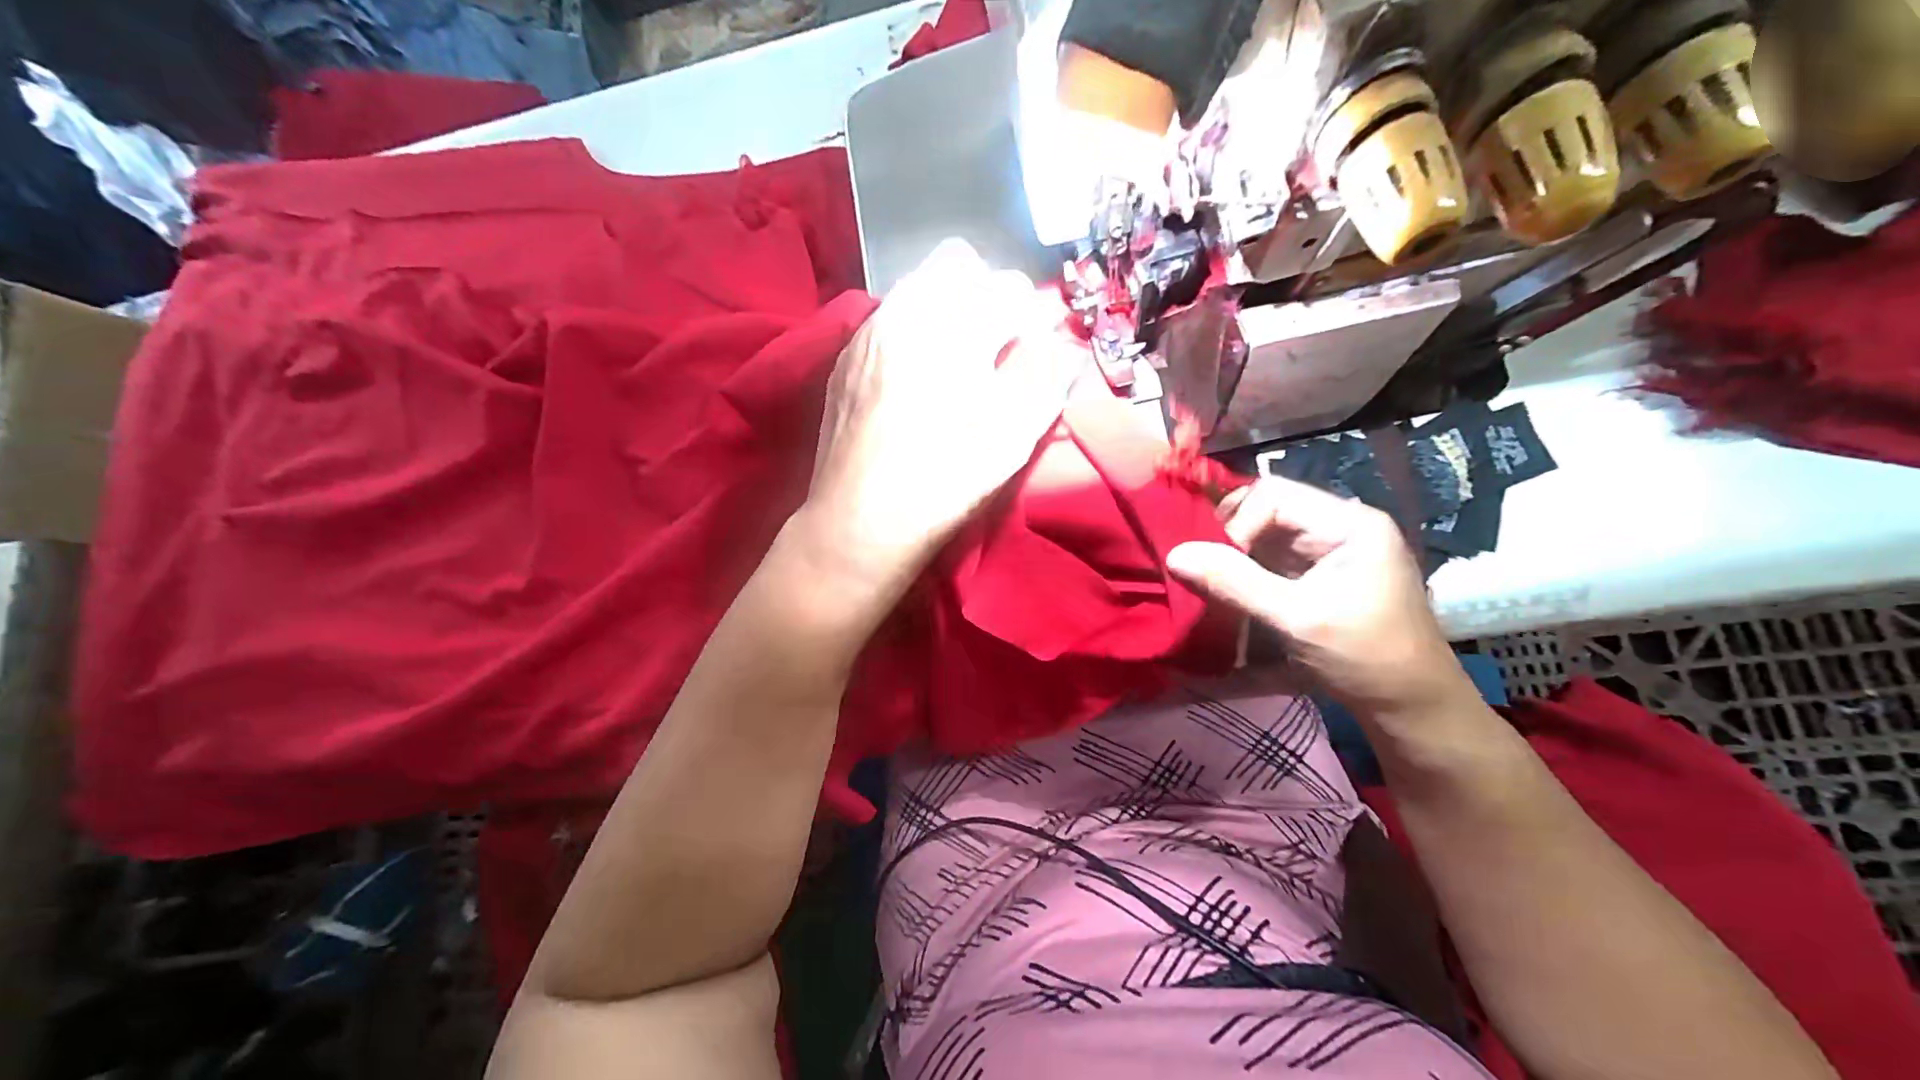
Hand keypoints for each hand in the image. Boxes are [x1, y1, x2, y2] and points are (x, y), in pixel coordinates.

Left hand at [797, 241, 1080, 598]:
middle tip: (1000, 343)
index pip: (1010, 288)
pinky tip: (919, 375)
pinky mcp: (845, 358)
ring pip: (918, 285)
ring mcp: (867, 332)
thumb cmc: (943, 483)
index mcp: (954, 329)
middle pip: (959, 264)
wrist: (858, 523)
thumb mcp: (1013, 437)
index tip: (1037, 348)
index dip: (1033, 317)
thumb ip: (1046, 379)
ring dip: (950, 306)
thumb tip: (1062, 347)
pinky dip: (915, 328)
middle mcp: (905, 313)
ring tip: (960, 359)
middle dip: (989, 294)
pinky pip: (889, 316)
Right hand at [1165, 477, 1478, 723]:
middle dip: (1229, 535)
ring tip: (1211, 582)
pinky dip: (1242, 570)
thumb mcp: (1296, 620)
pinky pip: (1267, 556)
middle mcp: (1338, 525)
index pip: (1273, 495)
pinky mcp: (1315, 574)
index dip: (1236, 524)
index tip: (1217, 566)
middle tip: (1207, 569)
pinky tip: (1227, 591)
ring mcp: (1327, 550)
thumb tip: (1174, 555)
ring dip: (1232, 555)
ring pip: (1261, 532)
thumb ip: (1234, 583)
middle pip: (1265, 507)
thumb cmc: (1364, 658)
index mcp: (1349, 523)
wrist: (1410, 707)